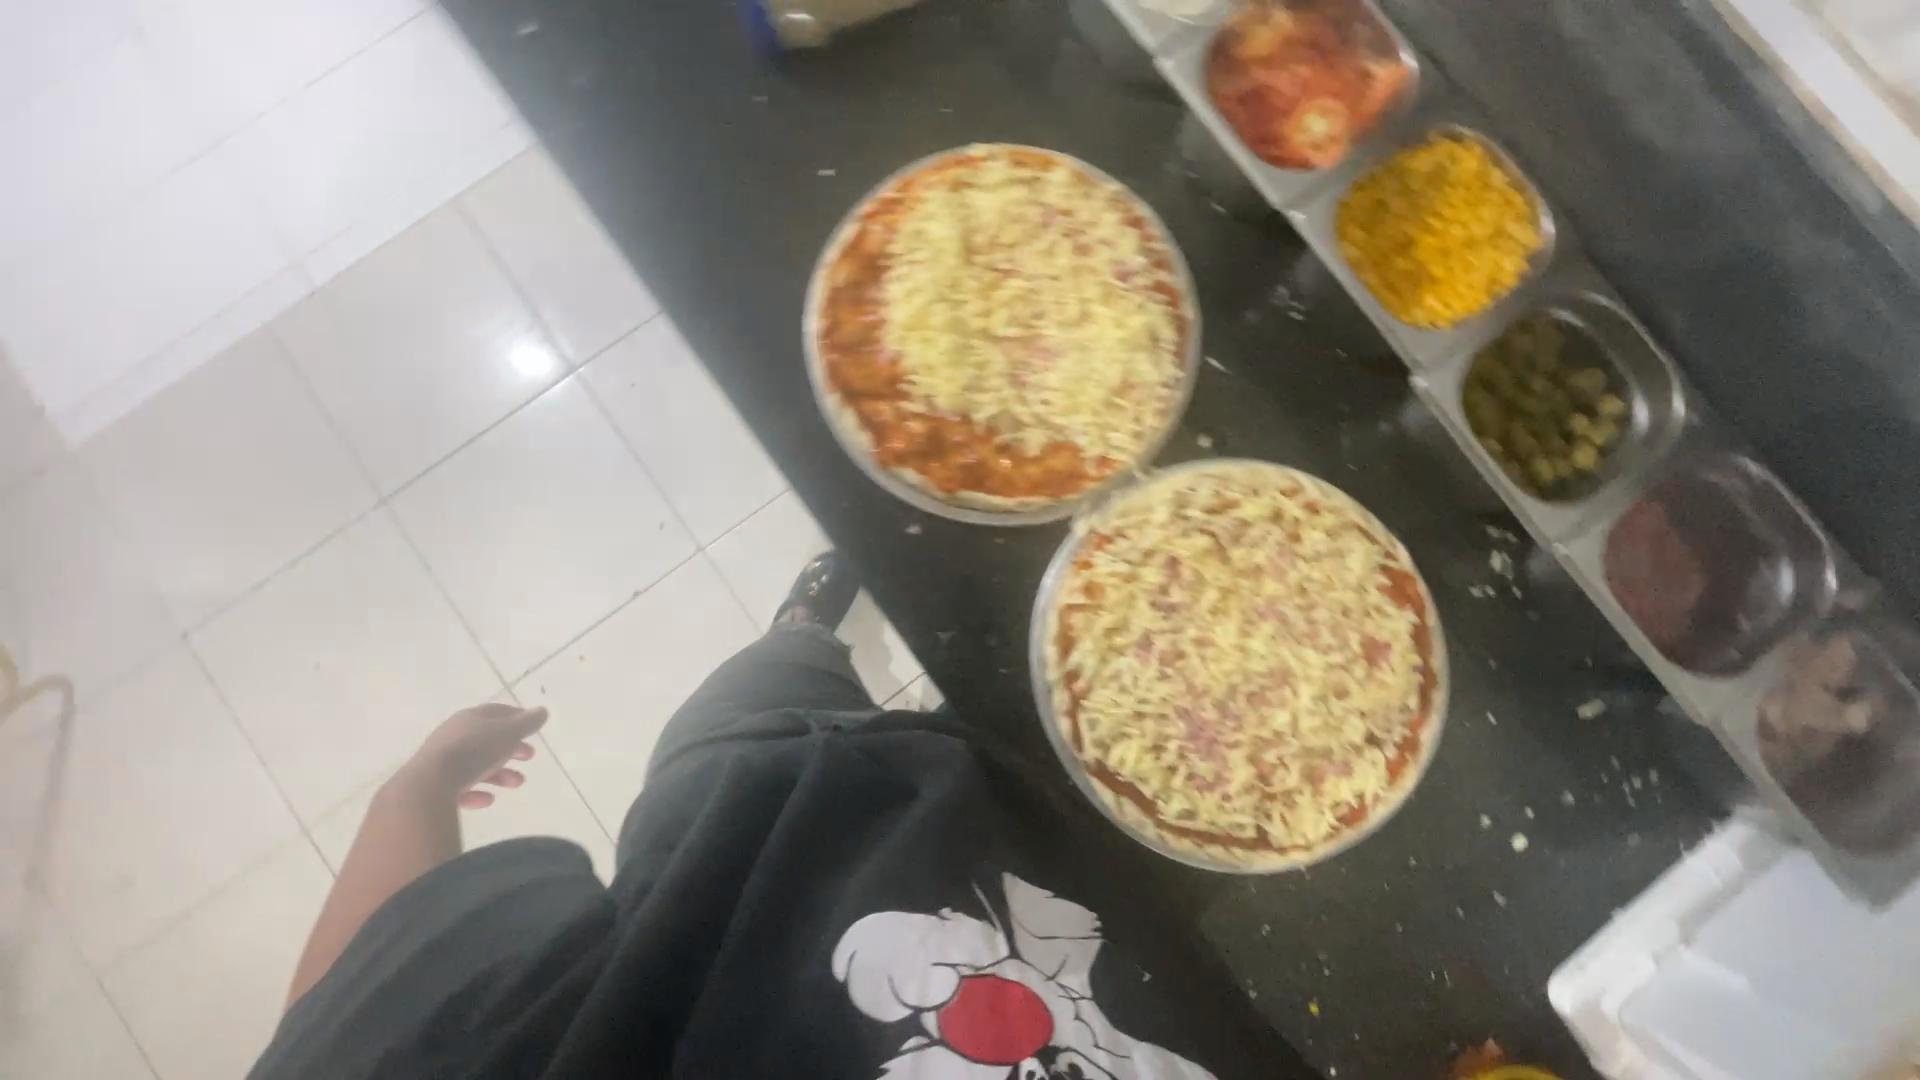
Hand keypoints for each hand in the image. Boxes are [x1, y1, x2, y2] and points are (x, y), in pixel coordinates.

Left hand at [404, 704, 548, 808]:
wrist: (427, 785)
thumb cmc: (473, 751)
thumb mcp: (508, 733)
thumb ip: (527, 722)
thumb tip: (542, 711)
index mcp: (469, 719)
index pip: (496, 712)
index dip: (516, 717)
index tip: (532, 726)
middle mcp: (453, 736)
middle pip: (487, 740)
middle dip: (511, 748)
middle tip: (529, 756)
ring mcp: (440, 762)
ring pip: (476, 765)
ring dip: (499, 773)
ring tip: (517, 783)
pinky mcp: (432, 787)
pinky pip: (460, 788)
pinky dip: (477, 792)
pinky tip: (488, 800)